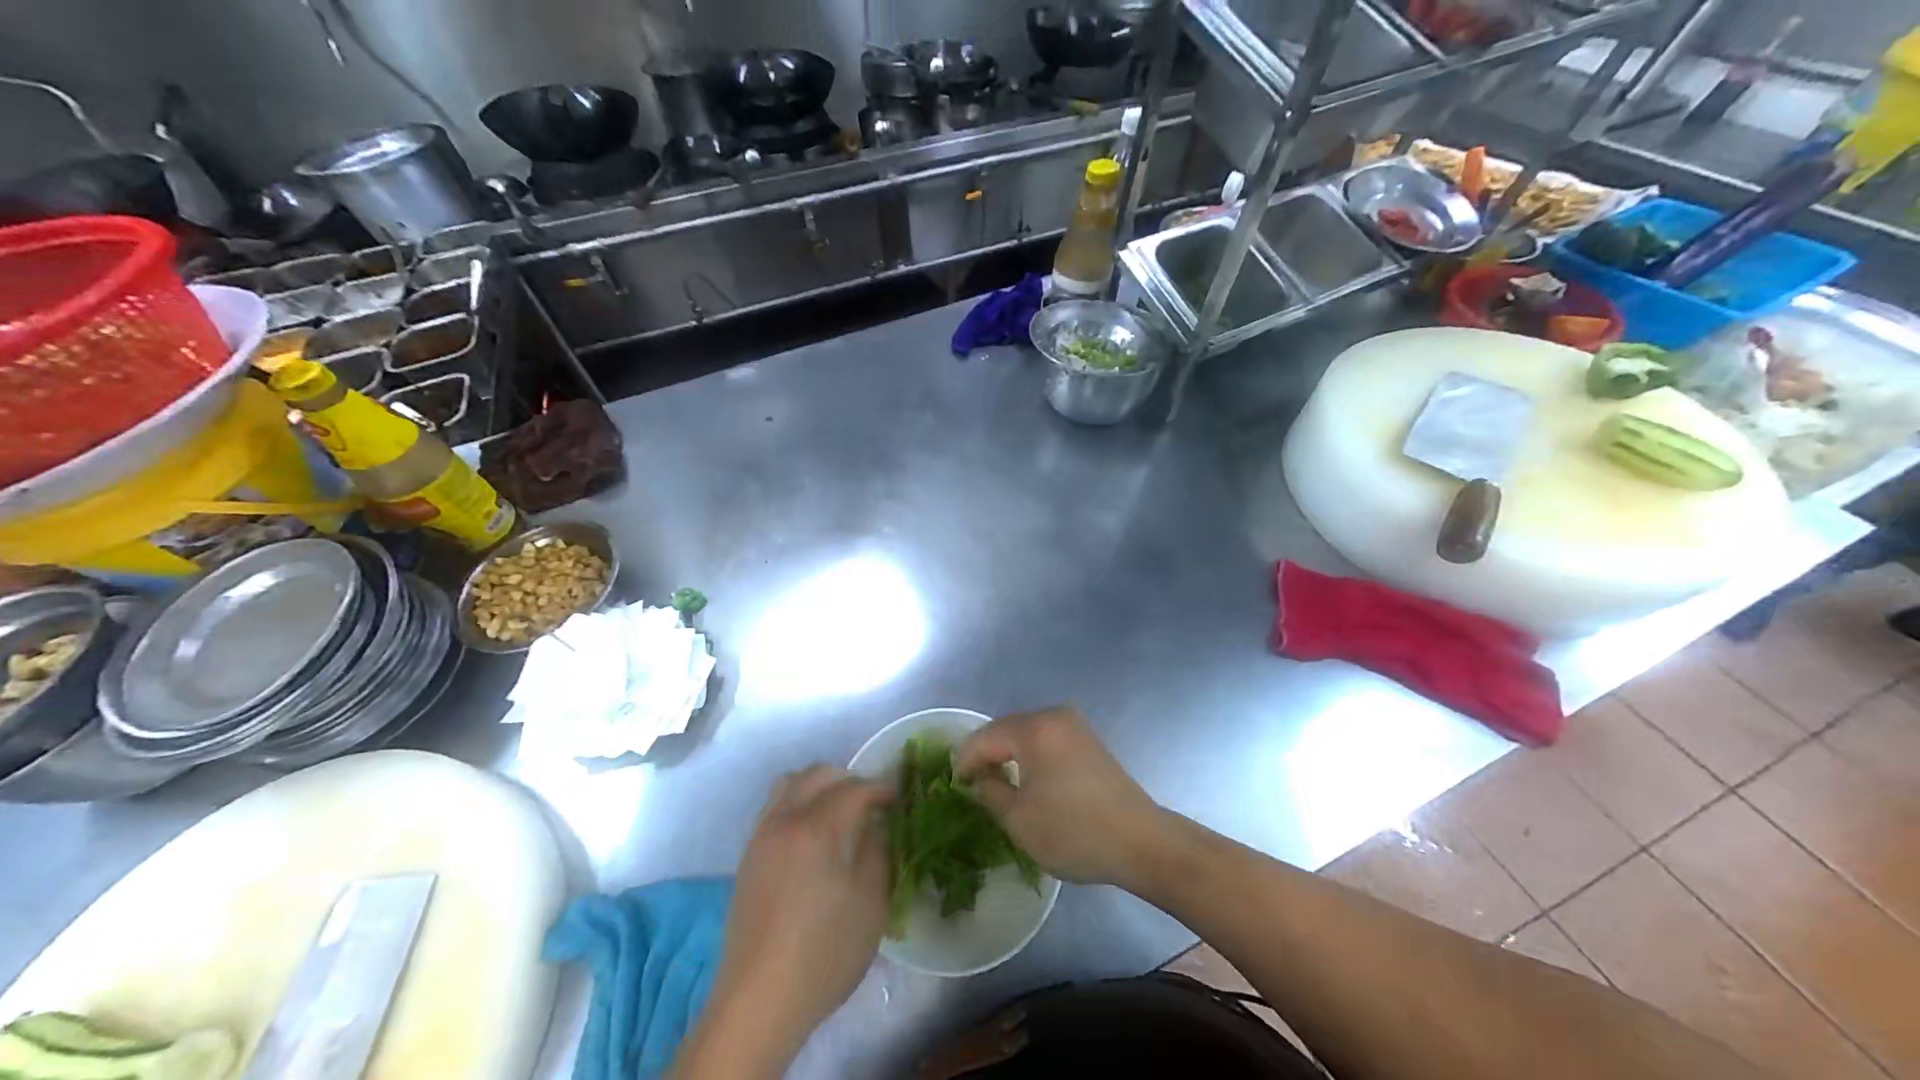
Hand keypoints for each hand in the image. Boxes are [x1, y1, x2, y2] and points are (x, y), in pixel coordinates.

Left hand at [706, 766, 892, 1052]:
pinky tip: (814, 838)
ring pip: (789, 785)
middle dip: (850, 781)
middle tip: (873, 805)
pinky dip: (798, 804)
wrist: (759, 1001)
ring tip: (842, 815)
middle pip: (817, 774)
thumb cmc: (824, 953)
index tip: (902, 799)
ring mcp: (760, 837)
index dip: (882, 789)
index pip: (855, 788)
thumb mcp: (871, 904)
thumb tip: (877, 826)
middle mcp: (783, 821)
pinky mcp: (748, 857)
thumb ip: (879, 852)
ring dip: (819, 787)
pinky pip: (774, 808)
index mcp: (816, 828)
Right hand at [956, 706, 1171, 889]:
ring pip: (1026, 733)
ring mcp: (1075, 727)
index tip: (955, 788)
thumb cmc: (1073, 831)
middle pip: (1005, 729)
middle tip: (972, 784)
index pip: (984, 738)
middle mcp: (1054, 717)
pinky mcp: (1089, 741)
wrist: (1141, 842)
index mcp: (1033, 729)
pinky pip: (1046, 739)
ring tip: (997, 783)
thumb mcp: (1019, 819)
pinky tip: (1027, 778)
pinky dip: (1030, 754)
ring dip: (1008, 753)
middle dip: (985, 753)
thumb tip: (980, 780)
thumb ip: (990, 792)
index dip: (965, 762)